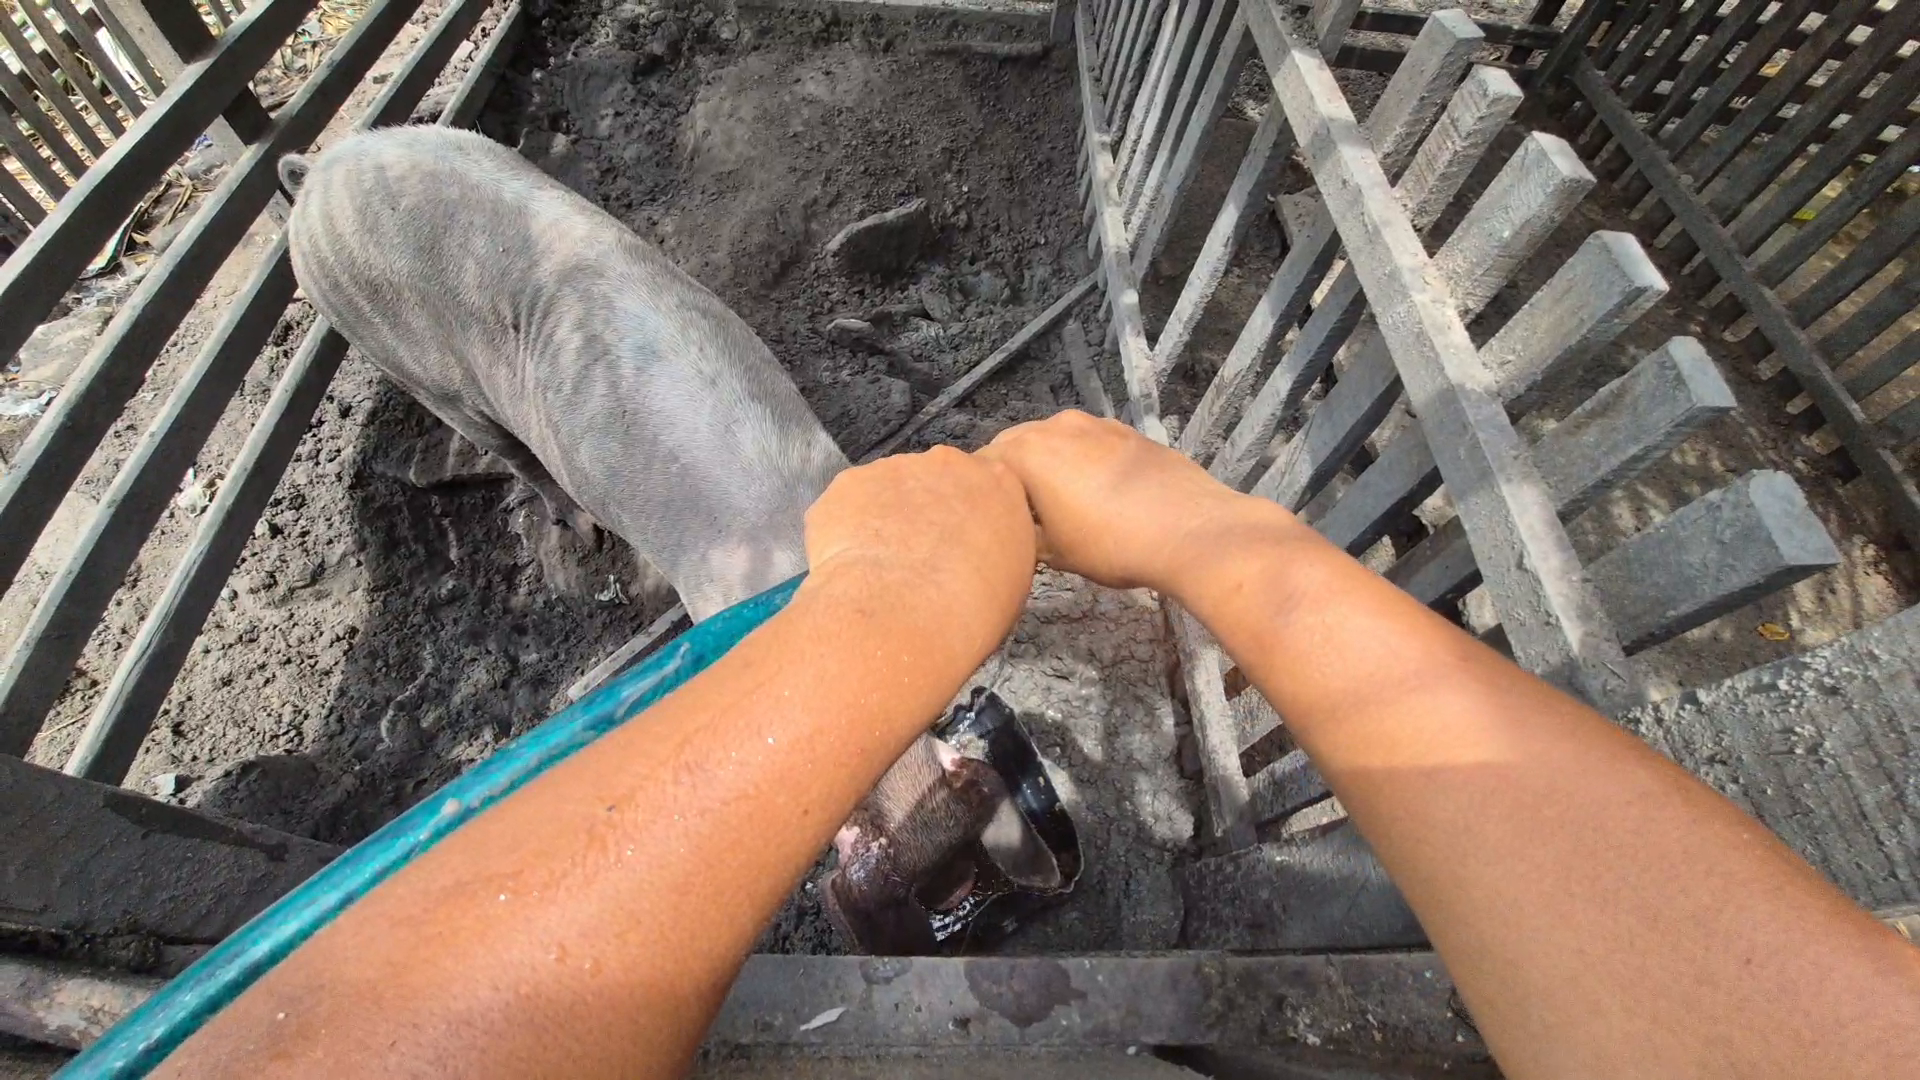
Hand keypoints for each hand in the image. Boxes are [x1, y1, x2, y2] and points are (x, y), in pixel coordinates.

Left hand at [803, 445, 1036, 660]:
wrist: (902, 616)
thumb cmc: (966, 611)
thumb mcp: (1011, 581)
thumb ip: (995, 548)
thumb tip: (977, 556)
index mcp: (1000, 486)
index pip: (993, 476)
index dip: (974, 508)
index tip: (962, 535)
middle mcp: (949, 466)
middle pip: (937, 478)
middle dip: (928, 511)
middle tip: (921, 558)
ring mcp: (897, 469)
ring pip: (890, 489)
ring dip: (887, 521)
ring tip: (885, 570)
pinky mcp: (851, 482)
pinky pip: (850, 502)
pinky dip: (849, 529)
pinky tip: (856, 565)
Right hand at [980, 411, 1297, 594]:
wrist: (1190, 530)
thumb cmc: (1111, 545)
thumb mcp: (1054, 554)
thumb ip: (1023, 534)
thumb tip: (1016, 528)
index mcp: (1027, 451)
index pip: (984, 463)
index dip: (981, 493)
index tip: (986, 517)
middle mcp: (1056, 426)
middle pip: (1018, 444)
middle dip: (1013, 473)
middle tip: (1018, 512)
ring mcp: (1096, 424)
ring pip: (1056, 439)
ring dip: (1048, 463)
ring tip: (1057, 501)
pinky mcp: (1128, 432)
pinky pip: (1089, 442)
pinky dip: (1081, 460)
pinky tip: (1096, 491)